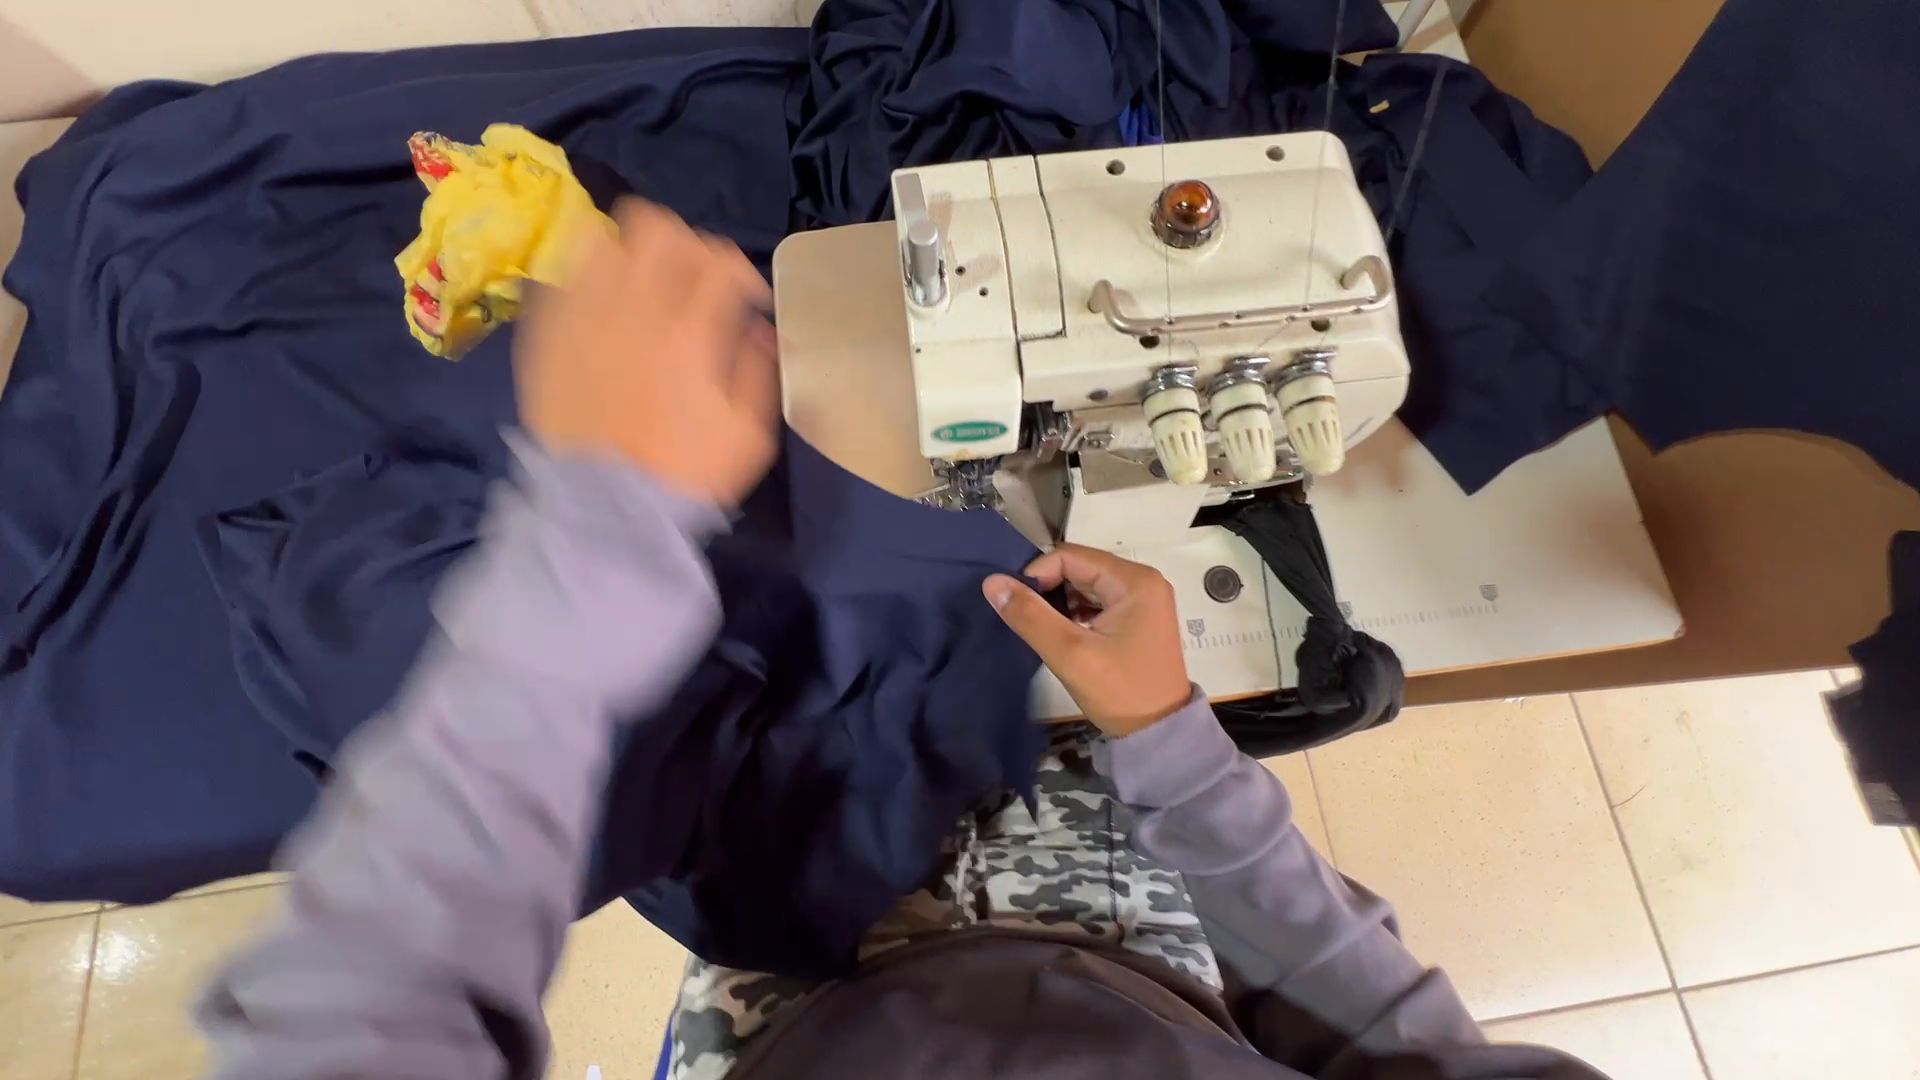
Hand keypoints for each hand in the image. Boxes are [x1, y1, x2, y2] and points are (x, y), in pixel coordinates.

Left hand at [517, 199, 778, 504]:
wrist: (606, 509)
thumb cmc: (686, 473)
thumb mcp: (749, 433)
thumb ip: (760, 370)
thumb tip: (759, 328)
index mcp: (690, 334)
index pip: (720, 260)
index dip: (743, 272)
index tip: (748, 301)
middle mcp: (632, 309)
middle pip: (658, 228)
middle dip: (689, 246)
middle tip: (697, 282)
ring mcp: (581, 316)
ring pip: (604, 238)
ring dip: (636, 254)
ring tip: (647, 287)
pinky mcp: (546, 332)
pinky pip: (563, 275)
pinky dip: (591, 279)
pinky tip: (606, 308)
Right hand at [983, 544, 1191, 736]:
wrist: (1161, 734)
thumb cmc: (1120, 691)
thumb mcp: (1070, 654)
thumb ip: (1029, 615)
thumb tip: (991, 582)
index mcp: (1134, 580)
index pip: (1069, 556)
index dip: (1037, 575)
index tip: (1018, 605)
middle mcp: (1143, 580)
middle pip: (1079, 567)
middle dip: (1049, 588)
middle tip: (1028, 618)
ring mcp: (1144, 599)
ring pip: (1087, 584)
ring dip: (1061, 600)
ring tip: (1044, 628)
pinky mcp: (1140, 617)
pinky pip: (1098, 600)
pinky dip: (1076, 611)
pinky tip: (1063, 633)